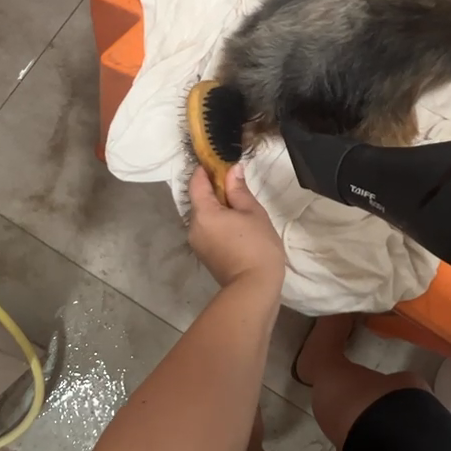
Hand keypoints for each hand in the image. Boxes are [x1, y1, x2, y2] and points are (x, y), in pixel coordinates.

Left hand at [188, 164, 285, 289]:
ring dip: (218, 207)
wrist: (254, 289)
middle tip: (237, 185)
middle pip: (199, 200)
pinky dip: (218, 222)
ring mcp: (197, 243)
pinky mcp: (204, 254)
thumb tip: (232, 169)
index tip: (221, 162)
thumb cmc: (256, 246)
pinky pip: (208, 229)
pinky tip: (237, 225)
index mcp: (203, 213)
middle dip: (215, 189)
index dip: (207, 169)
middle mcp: (193, 226)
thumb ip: (239, 189)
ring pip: (204, 216)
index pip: (197, 182)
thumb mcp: (252, 212)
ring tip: (241, 207)